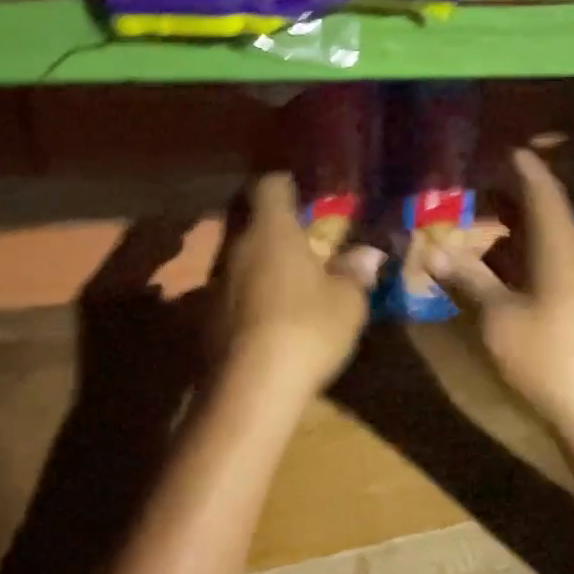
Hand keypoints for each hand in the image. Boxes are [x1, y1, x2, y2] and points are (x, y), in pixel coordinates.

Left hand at [212, 174, 382, 399]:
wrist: (251, 388)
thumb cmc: (307, 329)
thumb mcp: (348, 302)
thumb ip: (354, 273)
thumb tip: (366, 254)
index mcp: (272, 231)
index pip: (270, 186)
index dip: (286, 185)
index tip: (303, 192)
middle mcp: (236, 248)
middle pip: (252, 223)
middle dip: (276, 229)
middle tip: (305, 242)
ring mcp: (216, 285)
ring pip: (241, 261)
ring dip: (262, 266)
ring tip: (291, 283)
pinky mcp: (207, 319)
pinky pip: (233, 295)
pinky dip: (252, 298)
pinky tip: (272, 319)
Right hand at [427, 150, 573, 442]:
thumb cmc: (546, 357)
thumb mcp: (497, 317)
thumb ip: (467, 280)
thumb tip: (433, 252)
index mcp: (561, 246)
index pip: (542, 189)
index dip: (520, 167)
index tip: (495, 149)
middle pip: (543, 213)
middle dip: (507, 199)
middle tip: (469, 190)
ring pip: (543, 243)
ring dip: (509, 232)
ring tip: (471, 226)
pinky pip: (545, 267)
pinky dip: (517, 259)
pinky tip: (492, 269)